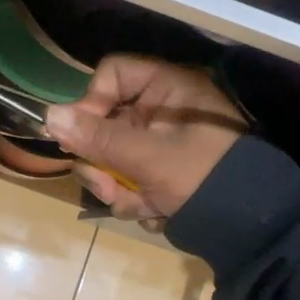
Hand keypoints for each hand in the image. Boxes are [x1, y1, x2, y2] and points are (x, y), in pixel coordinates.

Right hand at [45, 54, 246, 223]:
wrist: (249, 225)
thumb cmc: (204, 178)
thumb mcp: (149, 158)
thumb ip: (99, 139)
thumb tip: (49, 116)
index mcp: (168, 89)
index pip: (112, 75)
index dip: (91, 103)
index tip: (82, 136)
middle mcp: (161, 110)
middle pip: (103, 122)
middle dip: (101, 163)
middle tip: (108, 188)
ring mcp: (160, 142)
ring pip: (111, 157)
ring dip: (116, 187)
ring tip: (140, 206)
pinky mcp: (160, 171)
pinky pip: (128, 178)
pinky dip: (135, 198)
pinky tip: (153, 212)